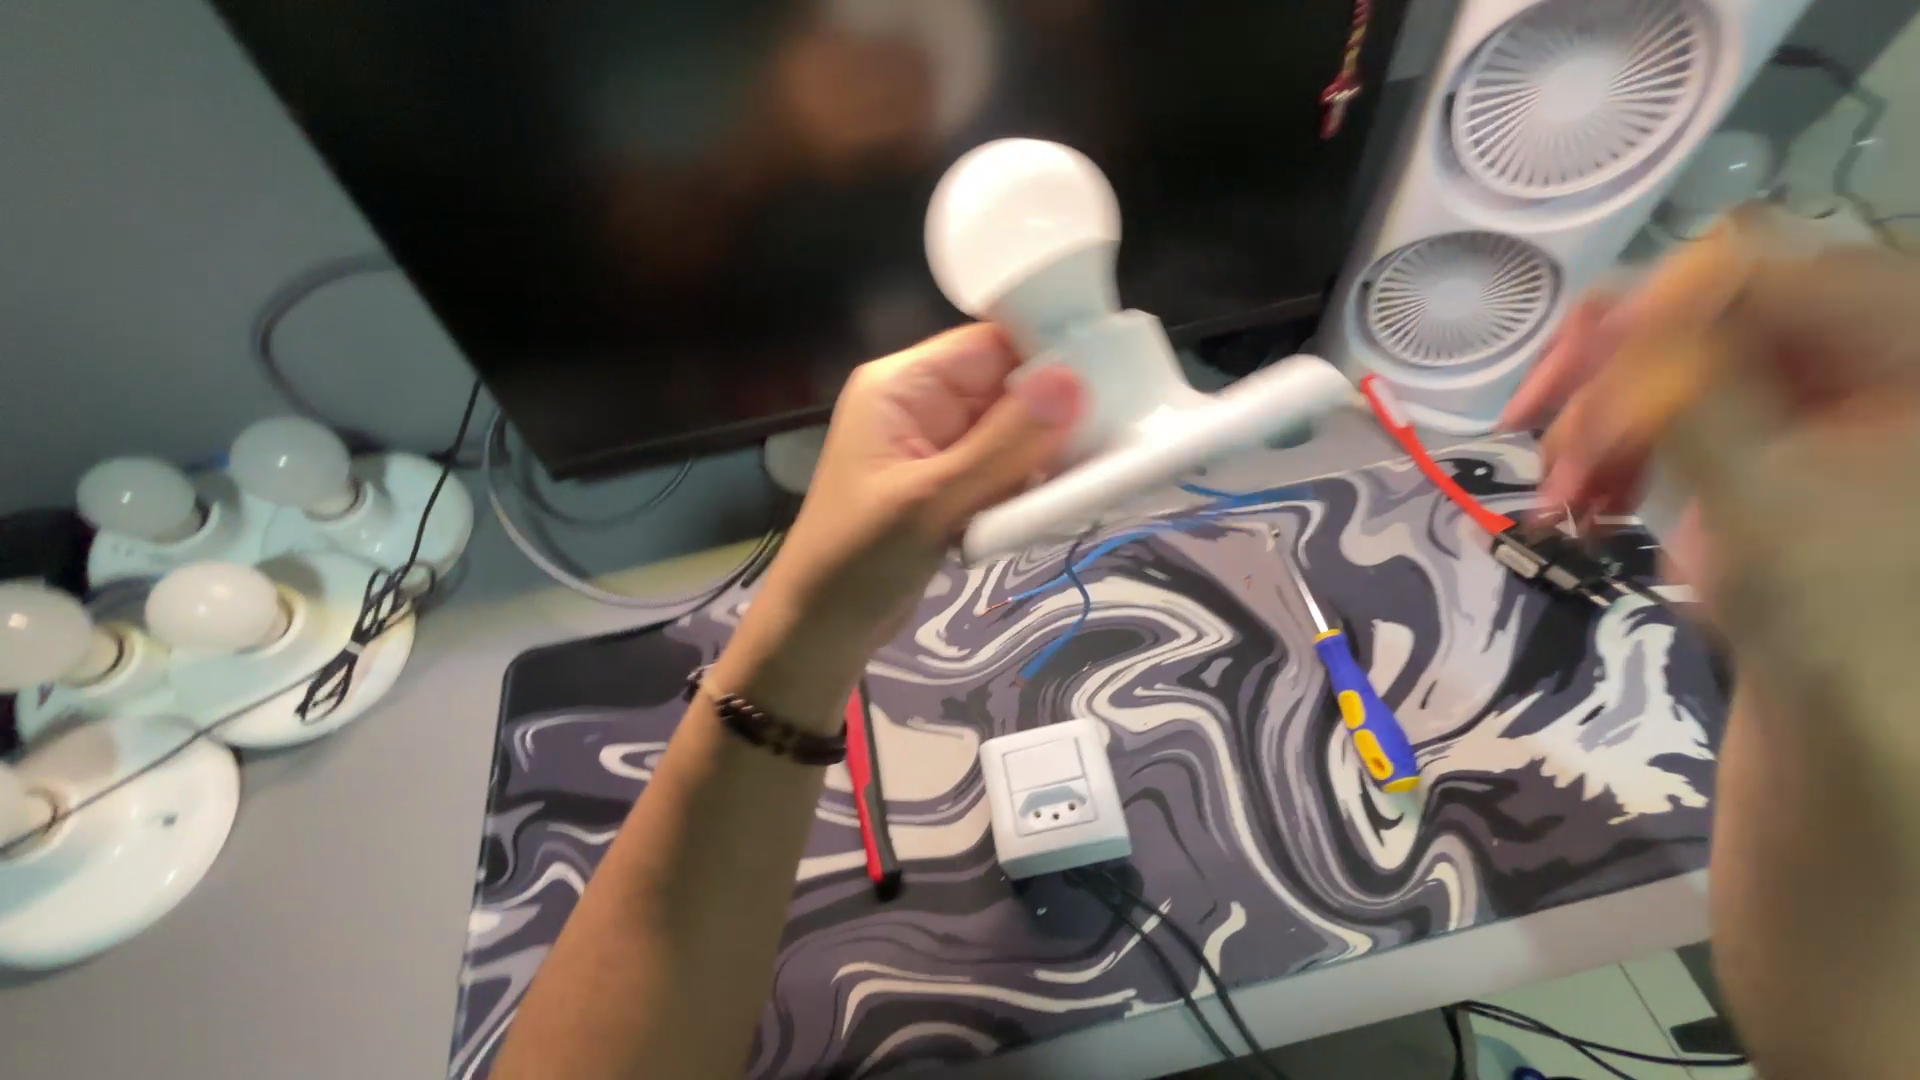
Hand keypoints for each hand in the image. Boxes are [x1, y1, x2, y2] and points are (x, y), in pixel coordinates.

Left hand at [710, 325, 1083, 726]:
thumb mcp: (930, 501)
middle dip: (1052, 418)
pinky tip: (1048, 510)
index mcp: (903, 386)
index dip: (1048, 356)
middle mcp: (923, 405)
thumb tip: (1073, 381)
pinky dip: (1027, 488)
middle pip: (1008, 388)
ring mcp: (937, 448)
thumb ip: (1003, 445)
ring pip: (1013, 433)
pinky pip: (1003, 471)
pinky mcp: (950, 486)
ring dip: (1044, 459)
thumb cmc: (856, 562)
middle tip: (1107, 444)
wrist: (820, 630)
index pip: (990, 344)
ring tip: (1078, 486)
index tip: (1110, 382)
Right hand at [1501, 210, 1919, 605]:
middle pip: (1701, 320)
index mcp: (1905, 350)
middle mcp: (1857, 360)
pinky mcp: (1750, 443)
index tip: (1571, 364)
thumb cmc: (1834, 610)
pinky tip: (1581, 503)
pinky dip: (1606, 456)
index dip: (1662, 304)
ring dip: (1589, 430)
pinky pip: (1659, 419)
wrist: (1849, 711)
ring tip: (1559, 499)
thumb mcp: (1758, 489)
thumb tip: (1617, 304)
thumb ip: (1689, 385)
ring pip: (1663, 374)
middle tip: (1528, 428)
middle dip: (1603, 381)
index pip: (1772, 271)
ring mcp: (1797, 404)